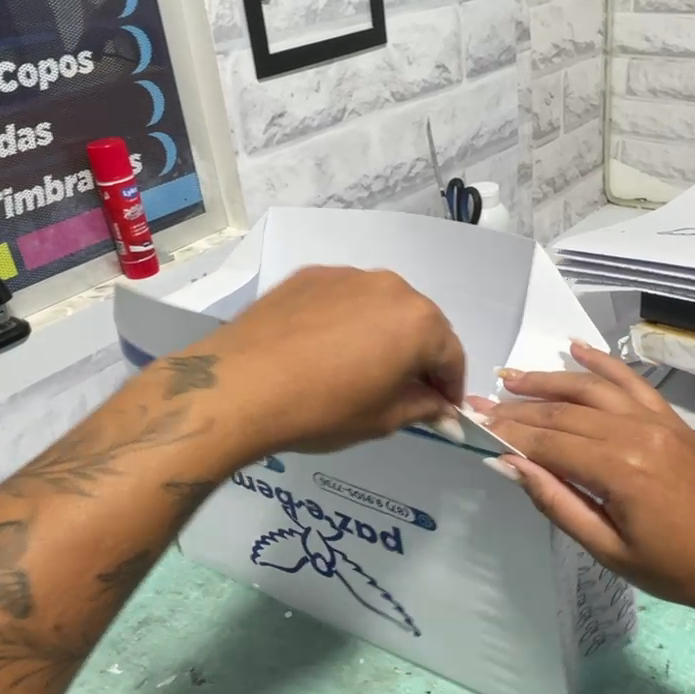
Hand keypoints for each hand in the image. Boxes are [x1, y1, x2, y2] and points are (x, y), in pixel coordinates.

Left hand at [190, 266, 465, 455]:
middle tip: (404, 389)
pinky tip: (323, 348)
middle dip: (418, 356)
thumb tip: (439, 406)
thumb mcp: (383, 419)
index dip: (450, 386)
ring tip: (359, 366)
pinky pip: (343, 298)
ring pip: (380, 306)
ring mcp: (347, 275)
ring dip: (382, 333)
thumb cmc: (323, 408)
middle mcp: (391, 286)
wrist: (243, 384)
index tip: (442, 409)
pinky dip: (346, 320)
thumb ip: (422, 406)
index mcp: (419, 322)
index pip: (451, 355)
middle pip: (419, 323)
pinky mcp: (310, 275)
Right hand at [469, 343, 694, 618]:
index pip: (547, 442)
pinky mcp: (671, 419)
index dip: (508, 433)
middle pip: (563, 411)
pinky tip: (575, 348)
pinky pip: (631, 381)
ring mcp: (656, 420)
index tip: (474, 423)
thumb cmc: (679, 570)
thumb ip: (558, 503)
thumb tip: (511, 466)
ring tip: (512, 376)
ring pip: (590, 389)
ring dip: (548, 380)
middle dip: (518, 407)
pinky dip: (602, 362)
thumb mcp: (611, 551)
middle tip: (480, 402)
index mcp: (619, 471)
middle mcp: (634, 433)